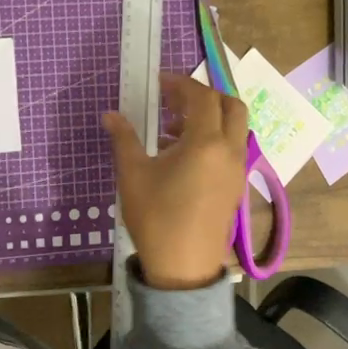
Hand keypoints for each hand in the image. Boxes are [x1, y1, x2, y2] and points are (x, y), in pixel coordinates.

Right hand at [102, 74, 249, 289]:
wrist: (183, 266)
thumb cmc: (156, 216)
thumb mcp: (132, 174)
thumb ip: (124, 138)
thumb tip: (110, 115)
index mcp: (206, 142)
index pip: (201, 97)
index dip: (181, 83)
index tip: (158, 82)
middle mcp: (229, 150)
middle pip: (230, 106)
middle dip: (204, 95)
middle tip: (173, 98)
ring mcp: (237, 169)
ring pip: (234, 128)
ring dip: (209, 117)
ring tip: (171, 127)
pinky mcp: (235, 185)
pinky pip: (230, 148)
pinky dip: (212, 138)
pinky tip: (180, 154)